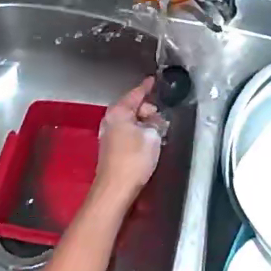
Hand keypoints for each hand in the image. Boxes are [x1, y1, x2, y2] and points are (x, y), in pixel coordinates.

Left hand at [93, 77, 162, 204]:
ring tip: (159, 130)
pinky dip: (138, 132)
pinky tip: (148, 141)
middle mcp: (110, 119)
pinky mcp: (110, 148)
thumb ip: (155, 123)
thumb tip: (155, 122)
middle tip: (162, 118)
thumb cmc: (134, 159)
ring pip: (130, 121)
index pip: (136, 93)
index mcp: (118, 111)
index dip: (147, 87)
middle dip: (148, 110)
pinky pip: (127, 132)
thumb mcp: (152, 136)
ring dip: (144, 123)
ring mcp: (108, 134)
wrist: (115, 189)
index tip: (154, 80)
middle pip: (132, 107)